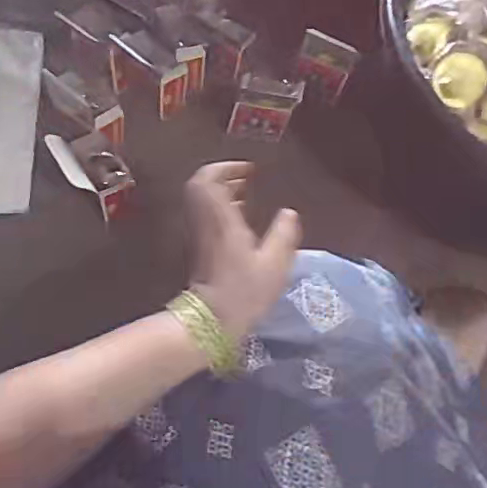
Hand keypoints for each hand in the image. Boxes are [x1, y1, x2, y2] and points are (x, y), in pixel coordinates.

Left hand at [183, 162, 300, 337]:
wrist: (211, 319)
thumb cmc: (244, 291)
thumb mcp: (274, 265)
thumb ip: (283, 234)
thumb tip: (288, 213)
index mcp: (221, 219)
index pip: (209, 180)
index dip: (226, 168)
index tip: (248, 170)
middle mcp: (205, 221)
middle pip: (200, 185)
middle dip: (222, 176)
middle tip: (246, 179)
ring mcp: (198, 233)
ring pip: (201, 200)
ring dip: (221, 191)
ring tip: (246, 194)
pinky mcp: (199, 246)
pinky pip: (204, 214)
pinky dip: (219, 207)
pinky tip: (239, 218)